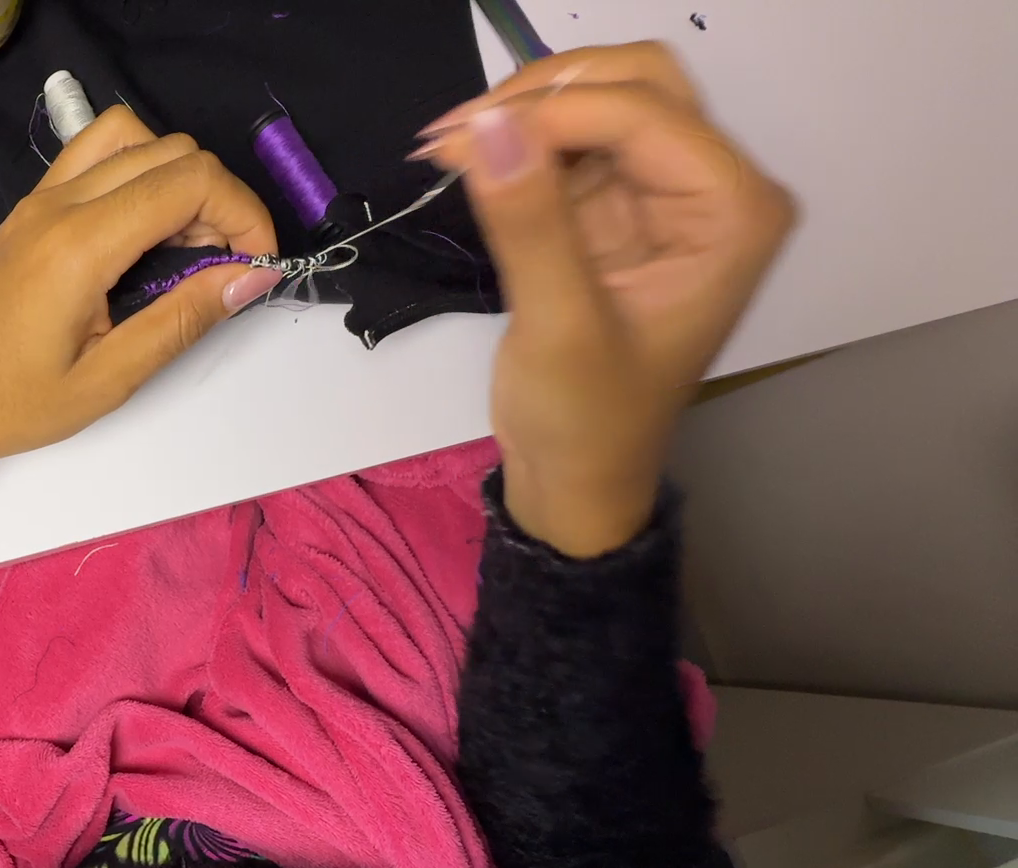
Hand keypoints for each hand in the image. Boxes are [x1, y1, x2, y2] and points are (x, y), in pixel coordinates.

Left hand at [0, 107, 282, 475]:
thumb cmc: (15, 405)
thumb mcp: (109, 379)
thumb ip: (183, 320)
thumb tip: (253, 275)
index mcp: (78, 245)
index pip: (189, 181)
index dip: (243, 214)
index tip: (255, 265)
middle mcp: (57, 204)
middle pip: (167, 150)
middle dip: (217, 200)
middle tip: (220, 268)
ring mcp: (37, 202)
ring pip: (129, 138)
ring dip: (174, 179)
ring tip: (182, 248)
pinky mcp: (27, 213)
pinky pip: (93, 160)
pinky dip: (136, 178)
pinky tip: (140, 238)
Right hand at [418, 43, 795, 554]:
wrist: (573, 476)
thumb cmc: (584, 418)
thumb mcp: (558, 326)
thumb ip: (530, 223)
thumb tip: (485, 126)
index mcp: (727, 211)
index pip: (642, 113)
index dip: (547, 111)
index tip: (450, 141)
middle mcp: (703, 190)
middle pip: (633, 87)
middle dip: (540, 96)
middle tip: (449, 136)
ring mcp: (653, 204)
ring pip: (595, 113)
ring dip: (522, 120)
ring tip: (444, 152)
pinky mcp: (605, 225)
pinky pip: (565, 160)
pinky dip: (515, 156)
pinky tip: (468, 171)